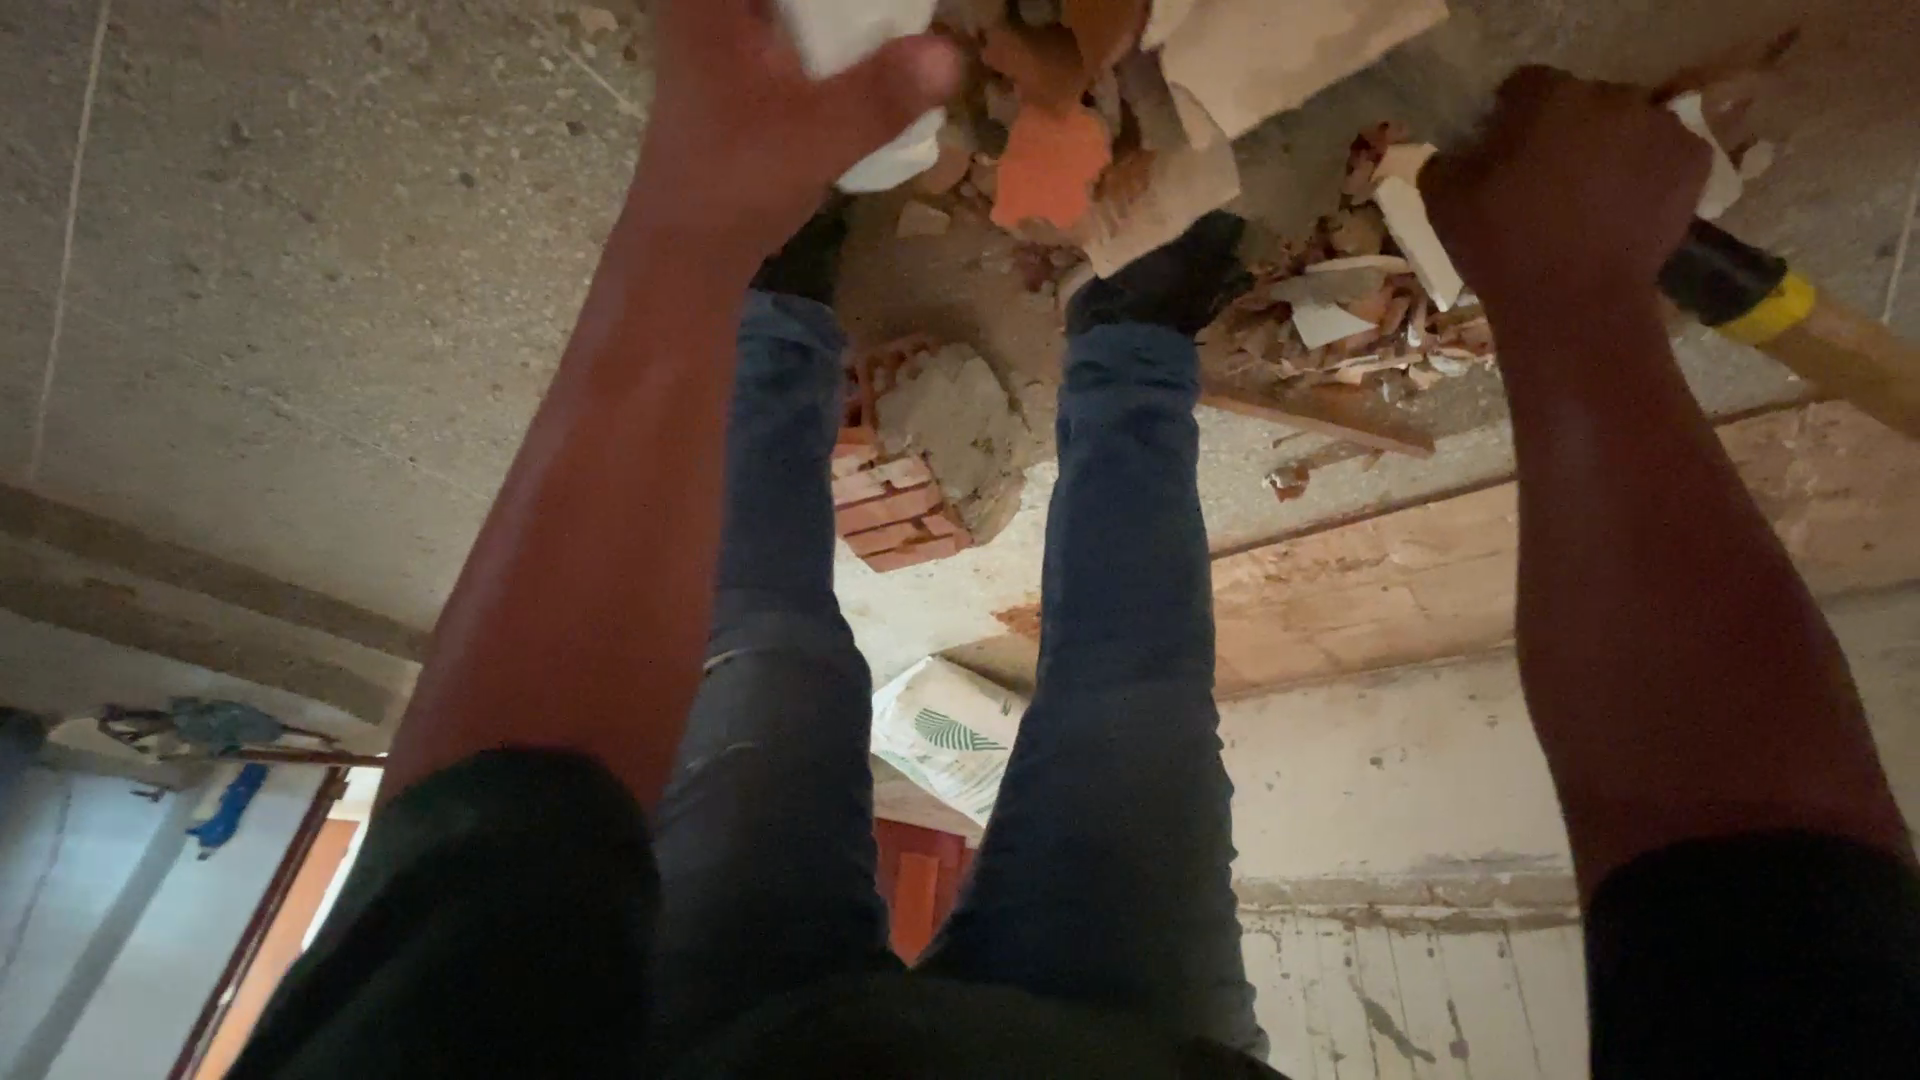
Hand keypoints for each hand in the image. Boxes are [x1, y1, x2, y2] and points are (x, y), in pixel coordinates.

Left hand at [628, 0, 961, 272]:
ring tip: (896, 32)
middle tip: (904, 18)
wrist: (688, 251)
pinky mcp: (733, 78)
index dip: (844, 0)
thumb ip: (880, 96)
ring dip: (840, 25)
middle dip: (848, 9)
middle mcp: (706, 5)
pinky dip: (827, 48)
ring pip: (792, 16)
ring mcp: (717, 42)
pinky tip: (866, 68)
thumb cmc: (736, 185)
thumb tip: (953, 56)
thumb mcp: (815, 138)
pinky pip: (788, 40)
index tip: (897, 10)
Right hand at [1421, 67, 1711, 310]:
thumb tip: (1453, 154)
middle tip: (1537, 182)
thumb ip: (1442, 165)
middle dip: (1558, 133)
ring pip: (1622, 126)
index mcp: (1549, 102)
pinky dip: (1637, 176)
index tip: (1494, 151)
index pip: (1523, 85)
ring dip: (1600, 151)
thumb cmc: (1500, 251)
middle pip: (1579, 102)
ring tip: (1579, 202)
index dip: (1503, 116)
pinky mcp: (1693, 161)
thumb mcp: (1444, 209)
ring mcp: (1662, 127)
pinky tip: (1612, 213)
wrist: (1572, 303)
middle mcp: (1614, 99)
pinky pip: (1657, 156)